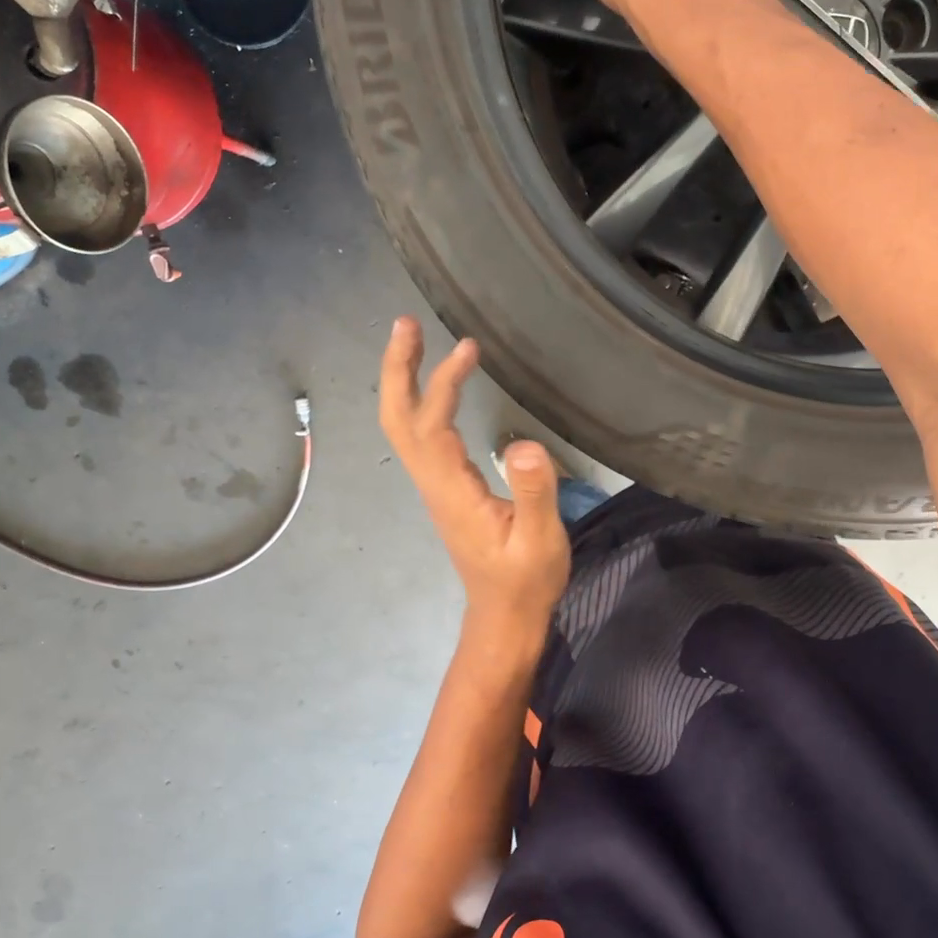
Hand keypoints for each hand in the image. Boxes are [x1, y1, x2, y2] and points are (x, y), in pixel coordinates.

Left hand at [379, 318, 570, 630]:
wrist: (505, 614)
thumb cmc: (524, 580)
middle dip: (398, 369)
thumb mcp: (539, 540)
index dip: (445, 383)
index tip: (469, 348)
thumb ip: (533, 494)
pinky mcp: (446, 489)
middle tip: (406, 323)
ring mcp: (436, 486)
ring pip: (404, 426)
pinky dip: (423, 401)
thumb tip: (524, 444)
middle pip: (397, 419)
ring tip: (417, 340)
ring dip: (405, 381)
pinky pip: (422, 436)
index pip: (433, 424)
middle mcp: (434, 483)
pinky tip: (441, 387)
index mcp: (452, 490)